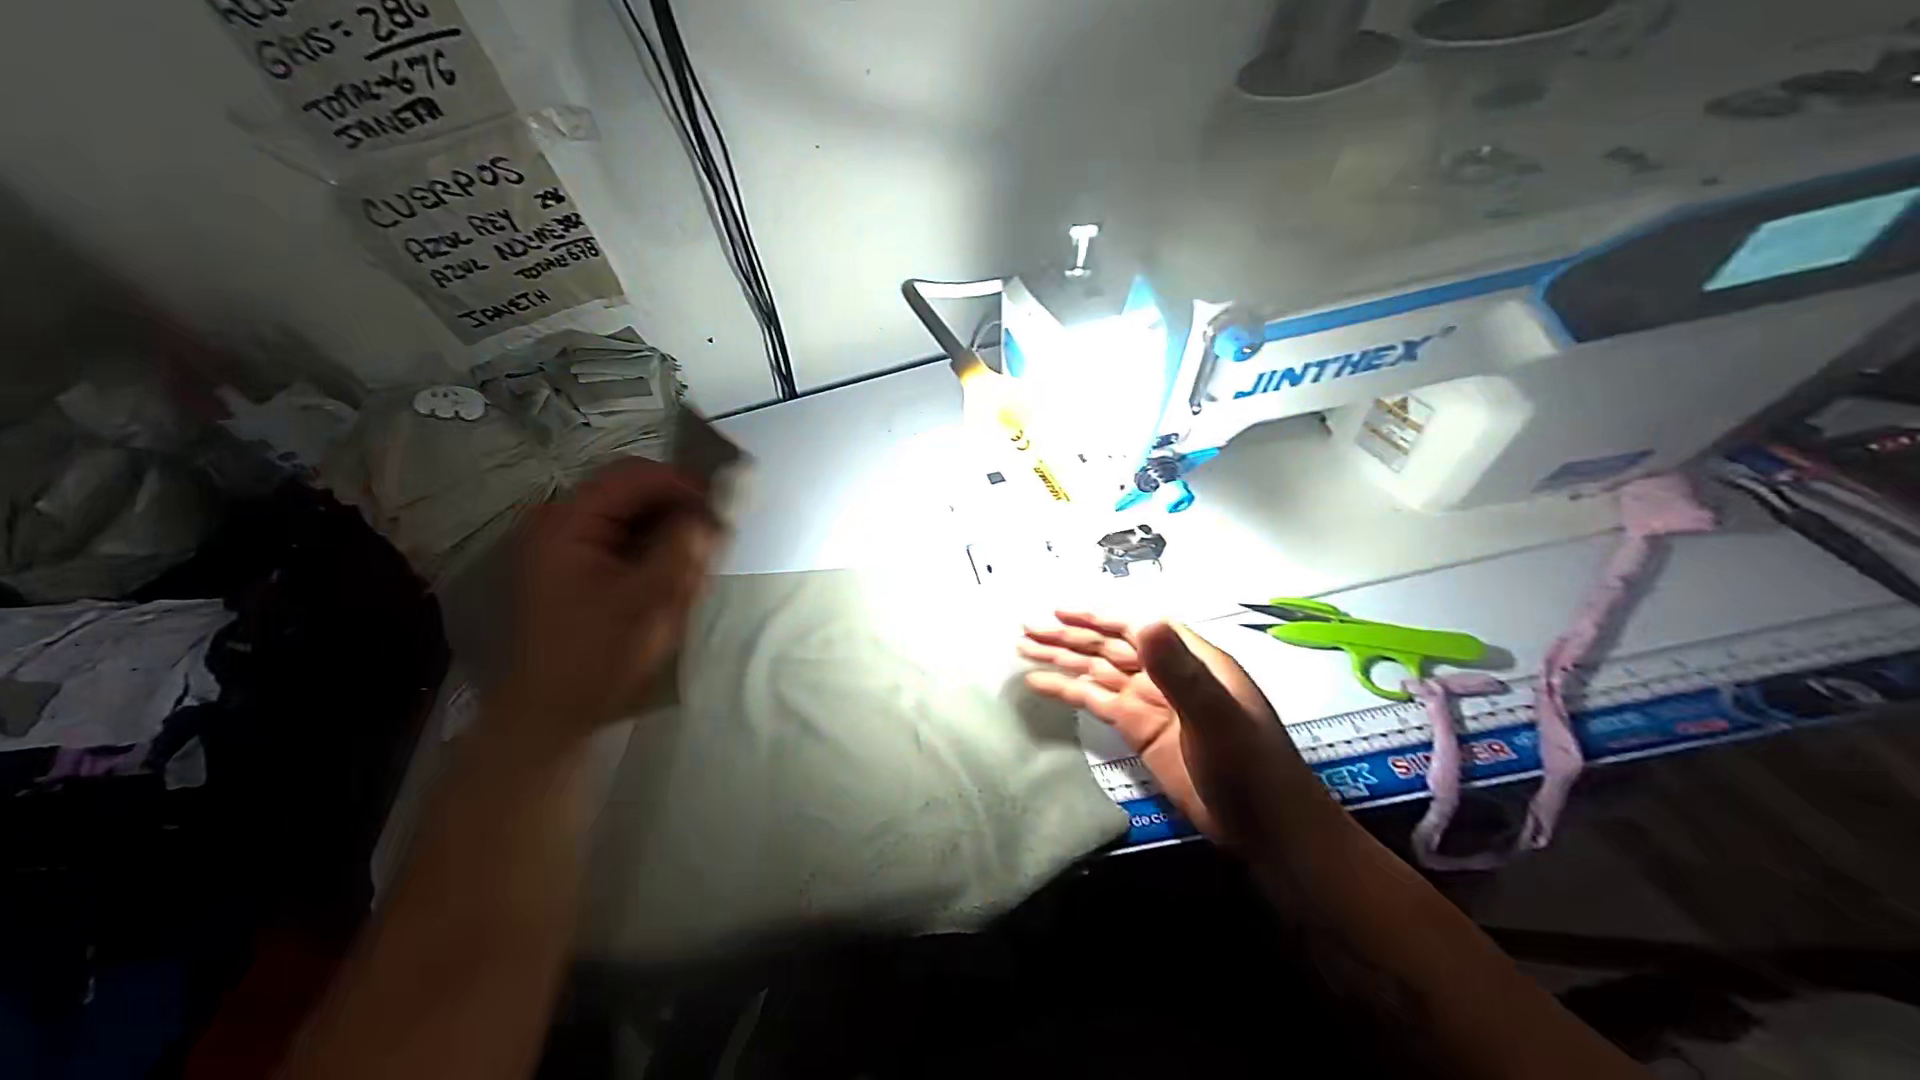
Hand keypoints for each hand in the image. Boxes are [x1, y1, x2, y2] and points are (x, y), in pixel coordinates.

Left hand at [500, 459, 718, 735]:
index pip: (635, 476)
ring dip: (671, 531)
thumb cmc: (597, 657)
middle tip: (714, 540)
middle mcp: (563, 522)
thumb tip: (713, 515)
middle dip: (679, 511)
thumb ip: (682, 551)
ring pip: (635, 515)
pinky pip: (628, 538)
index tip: (723, 510)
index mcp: (568, 523)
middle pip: (635, 492)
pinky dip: (657, 548)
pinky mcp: (580, 564)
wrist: (551, 713)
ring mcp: (569, 544)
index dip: (684, 485)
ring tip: (695, 564)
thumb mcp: (649, 602)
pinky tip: (674, 576)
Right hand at [1020, 613, 1330, 845]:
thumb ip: (1179, 672)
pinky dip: (1069, 691)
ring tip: (1024, 648)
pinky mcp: (1140, 732)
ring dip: (1063, 659)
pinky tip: (1041, 685)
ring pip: (1098, 671)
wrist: (1266, 829)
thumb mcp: (1216, 717)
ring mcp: (1151, 704)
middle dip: (1069, 636)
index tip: (1058, 612)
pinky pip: (1097, 703)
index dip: (1096, 617)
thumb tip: (1144, 621)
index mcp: (1190, 659)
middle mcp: (1166, 674)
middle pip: (1109, 646)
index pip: (1135, 627)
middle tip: (1027, 629)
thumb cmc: (1250, 766)